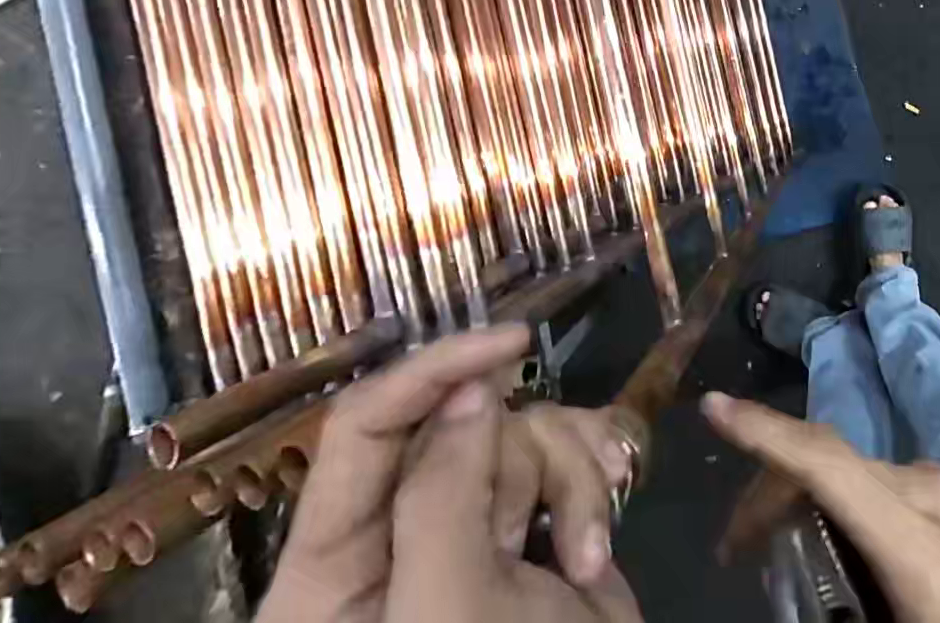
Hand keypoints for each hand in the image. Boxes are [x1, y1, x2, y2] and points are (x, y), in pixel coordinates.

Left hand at [255, 325, 641, 622]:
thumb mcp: (454, 613)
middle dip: (519, 461)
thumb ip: (443, 494)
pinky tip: (606, 530)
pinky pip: (559, 447)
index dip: (433, 370)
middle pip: (458, 424)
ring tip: (587, 553)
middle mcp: (395, 529)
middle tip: (536, 537)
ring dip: (566, 478)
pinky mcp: (528, 514)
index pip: (361, 429)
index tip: (510, 342)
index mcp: (334, 567)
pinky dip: (590, 478)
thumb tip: (470, 389)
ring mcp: (468, 519)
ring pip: (519, 429)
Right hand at [701, 392, 939, 622]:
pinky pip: (863, 477)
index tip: (712, 406)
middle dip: (766, 491)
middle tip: (730, 548)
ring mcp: (939, 488)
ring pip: (841, 464)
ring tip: (761, 542)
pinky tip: (808, 530)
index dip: (765, 431)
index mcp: (922, 547)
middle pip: (825, 461)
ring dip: (792, 491)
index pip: (829, 464)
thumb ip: (819, 597)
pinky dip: (823, 494)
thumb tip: (772, 565)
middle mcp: (930, 496)